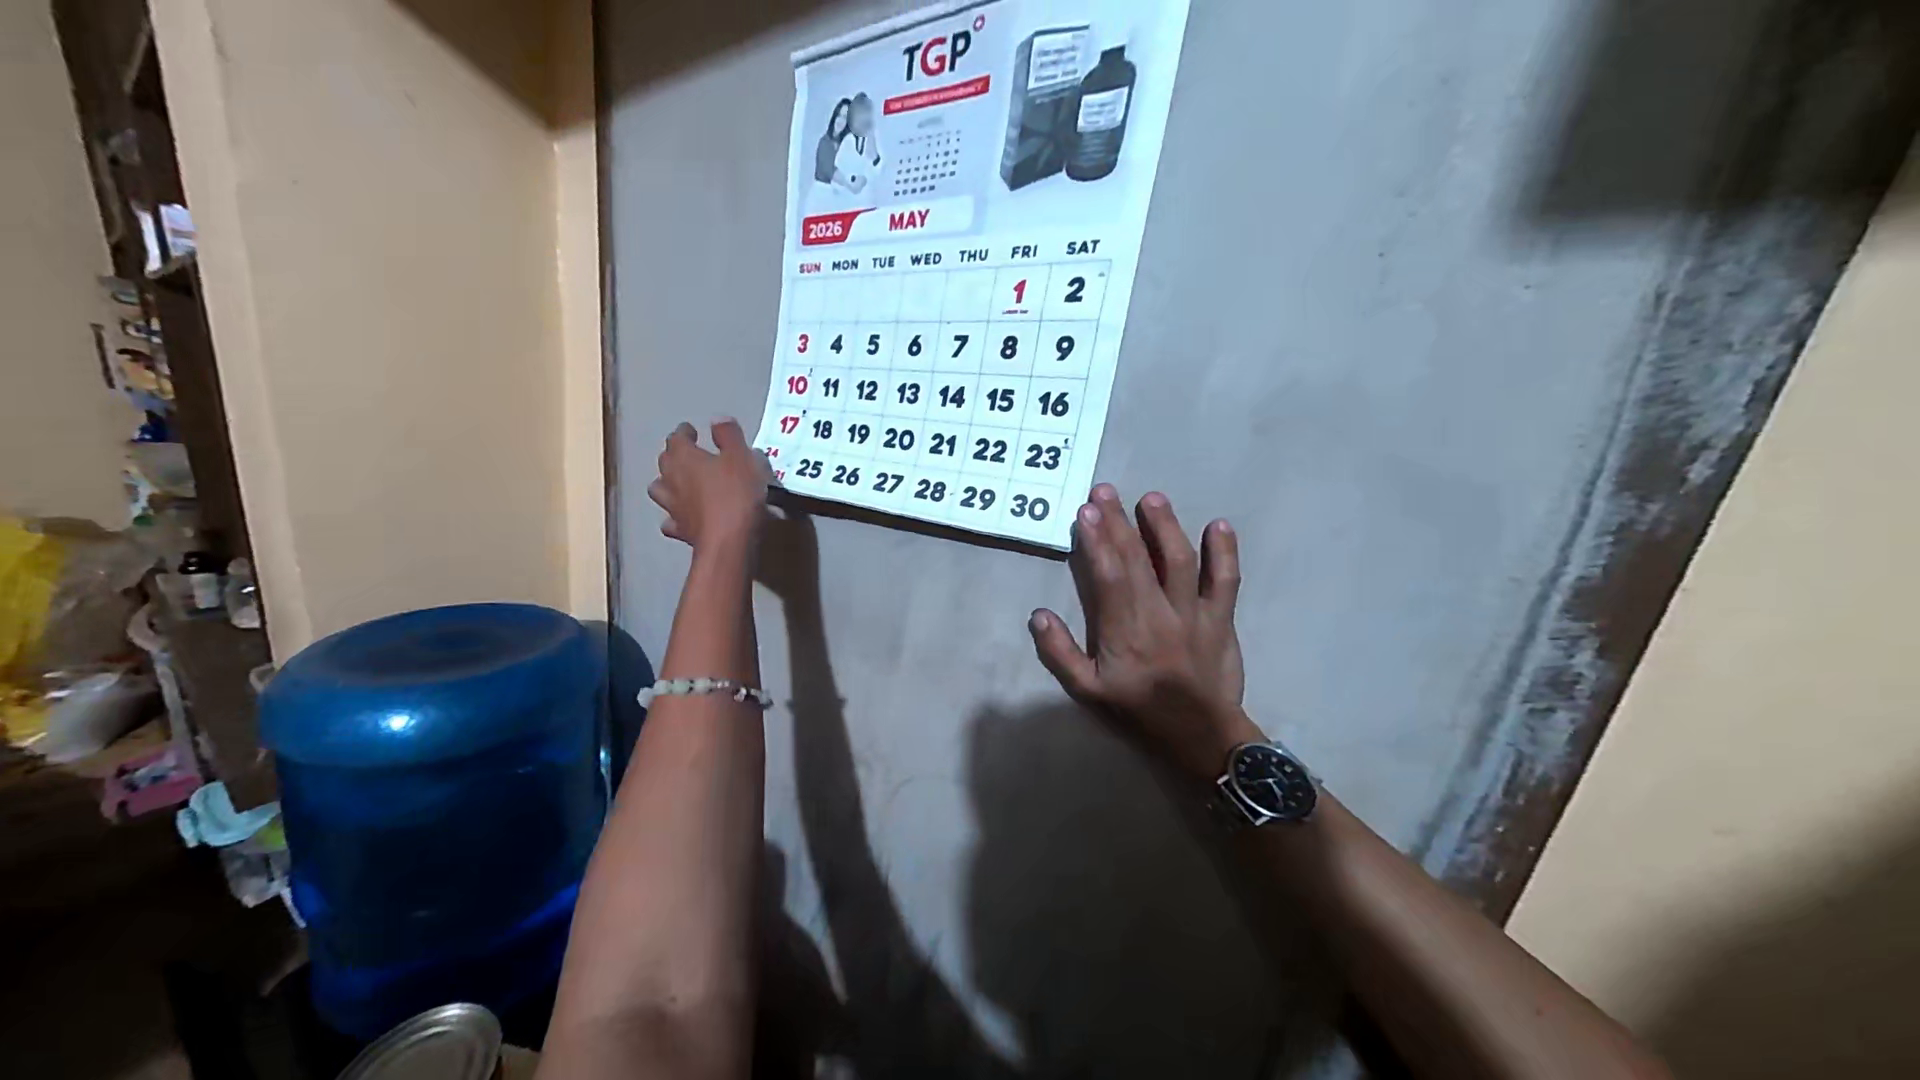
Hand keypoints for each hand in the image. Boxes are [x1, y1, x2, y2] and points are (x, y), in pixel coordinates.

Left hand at [649, 418, 770, 551]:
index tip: (691, 430)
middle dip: (674, 455)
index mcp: (684, 457)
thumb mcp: (742, 457)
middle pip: (665, 462)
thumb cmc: (737, 494)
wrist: (728, 541)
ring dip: (667, 483)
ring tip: (679, 483)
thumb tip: (717, 419)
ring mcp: (672, 507)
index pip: (677, 438)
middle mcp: (671, 479)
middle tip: (688, 454)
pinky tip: (683, 517)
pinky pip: (671, 520)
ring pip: (659, 490)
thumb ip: (729, 435)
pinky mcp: (680, 531)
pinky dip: (675, 516)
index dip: (684, 432)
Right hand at [1029, 484, 1257, 783]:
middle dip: (1120, 522)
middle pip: (1138, 560)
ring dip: (1165, 527)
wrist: (1199, 735)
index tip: (1087, 511)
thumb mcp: (1088, 692)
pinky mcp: (1222, 620)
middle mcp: (1159, 614)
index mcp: (1125, 631)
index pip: (1108, 576)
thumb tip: (1038, 615)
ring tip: (1151, 499)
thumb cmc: (1139, 711)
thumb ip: (1061, 654)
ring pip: (1181, 562)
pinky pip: (1226, 582)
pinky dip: (1224, 553)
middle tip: (1105, 491)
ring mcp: (1195, 614)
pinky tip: (1219, 525)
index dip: (1097, 541)